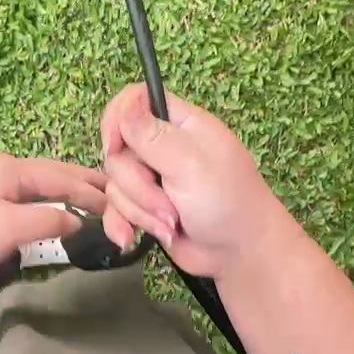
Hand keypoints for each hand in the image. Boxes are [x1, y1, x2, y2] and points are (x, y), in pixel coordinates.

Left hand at [0, 155, 108, 282]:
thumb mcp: (13, 228)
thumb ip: (50, 220)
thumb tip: (78, 220)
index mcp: (14, 169)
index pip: (64, 177)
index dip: (93, 192)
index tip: (120, 204)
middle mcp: (6, 168)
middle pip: (55, 173)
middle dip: (86, 183)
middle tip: (117, 191)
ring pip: (43, 183)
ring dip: (70, 190)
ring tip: (96, 197)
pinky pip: (31, 194)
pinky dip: (52, 199)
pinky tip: (59, 206)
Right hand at [99, 84, 301, 277]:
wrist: (240, 254)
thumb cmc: (228, 203)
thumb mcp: (192, 165)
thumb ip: (154, 137)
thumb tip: (124, 105)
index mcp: (180, 124)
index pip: (133, 100)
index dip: (116, 120)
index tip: (114, 147)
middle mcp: (161, 147)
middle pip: (118, 152)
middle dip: (138, 186)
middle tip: (170, 206)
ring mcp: (151, 179)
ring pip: (116, 184)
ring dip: (140, 211)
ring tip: (171, 224)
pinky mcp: (143, 207)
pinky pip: (113, 209)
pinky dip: (121, 225)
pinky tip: (132, 239)